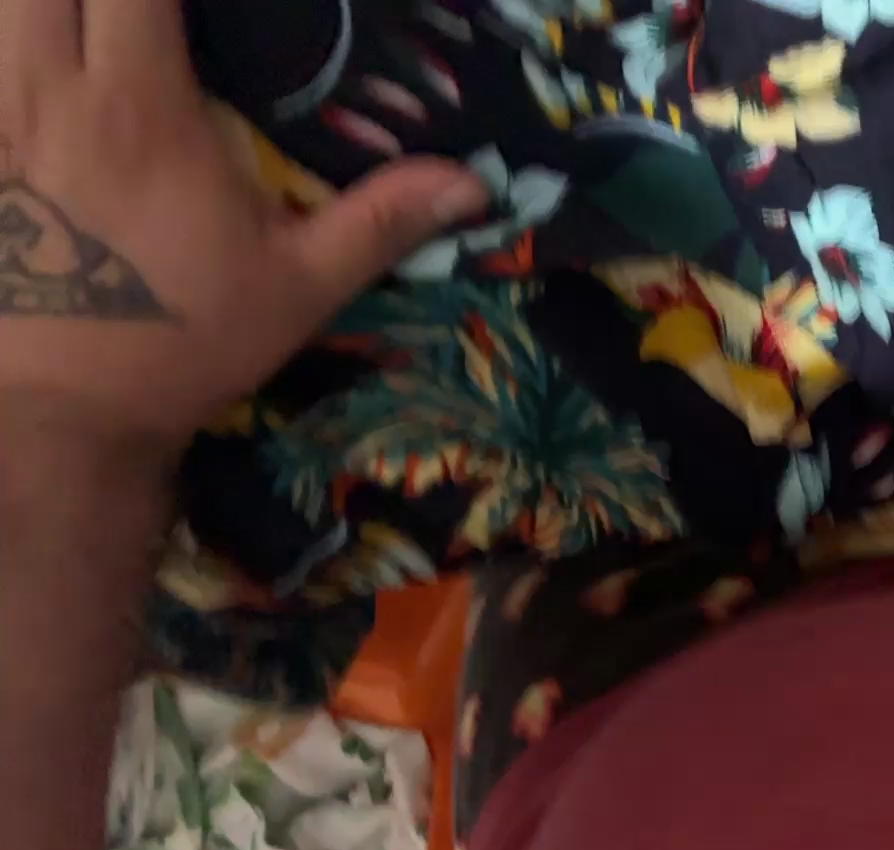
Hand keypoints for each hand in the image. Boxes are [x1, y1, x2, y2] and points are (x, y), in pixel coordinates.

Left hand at [0, 0, 489, 460]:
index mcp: (144, 110)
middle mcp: (45, 84)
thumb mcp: (312, 281)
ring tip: (110, 25)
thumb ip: (385, 219)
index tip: (224, 4)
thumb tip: (473, 181)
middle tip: (171, 16)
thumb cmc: (200, 332)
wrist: (67, 392)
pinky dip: (15, 33)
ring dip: (57, 4)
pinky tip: (46, 47)